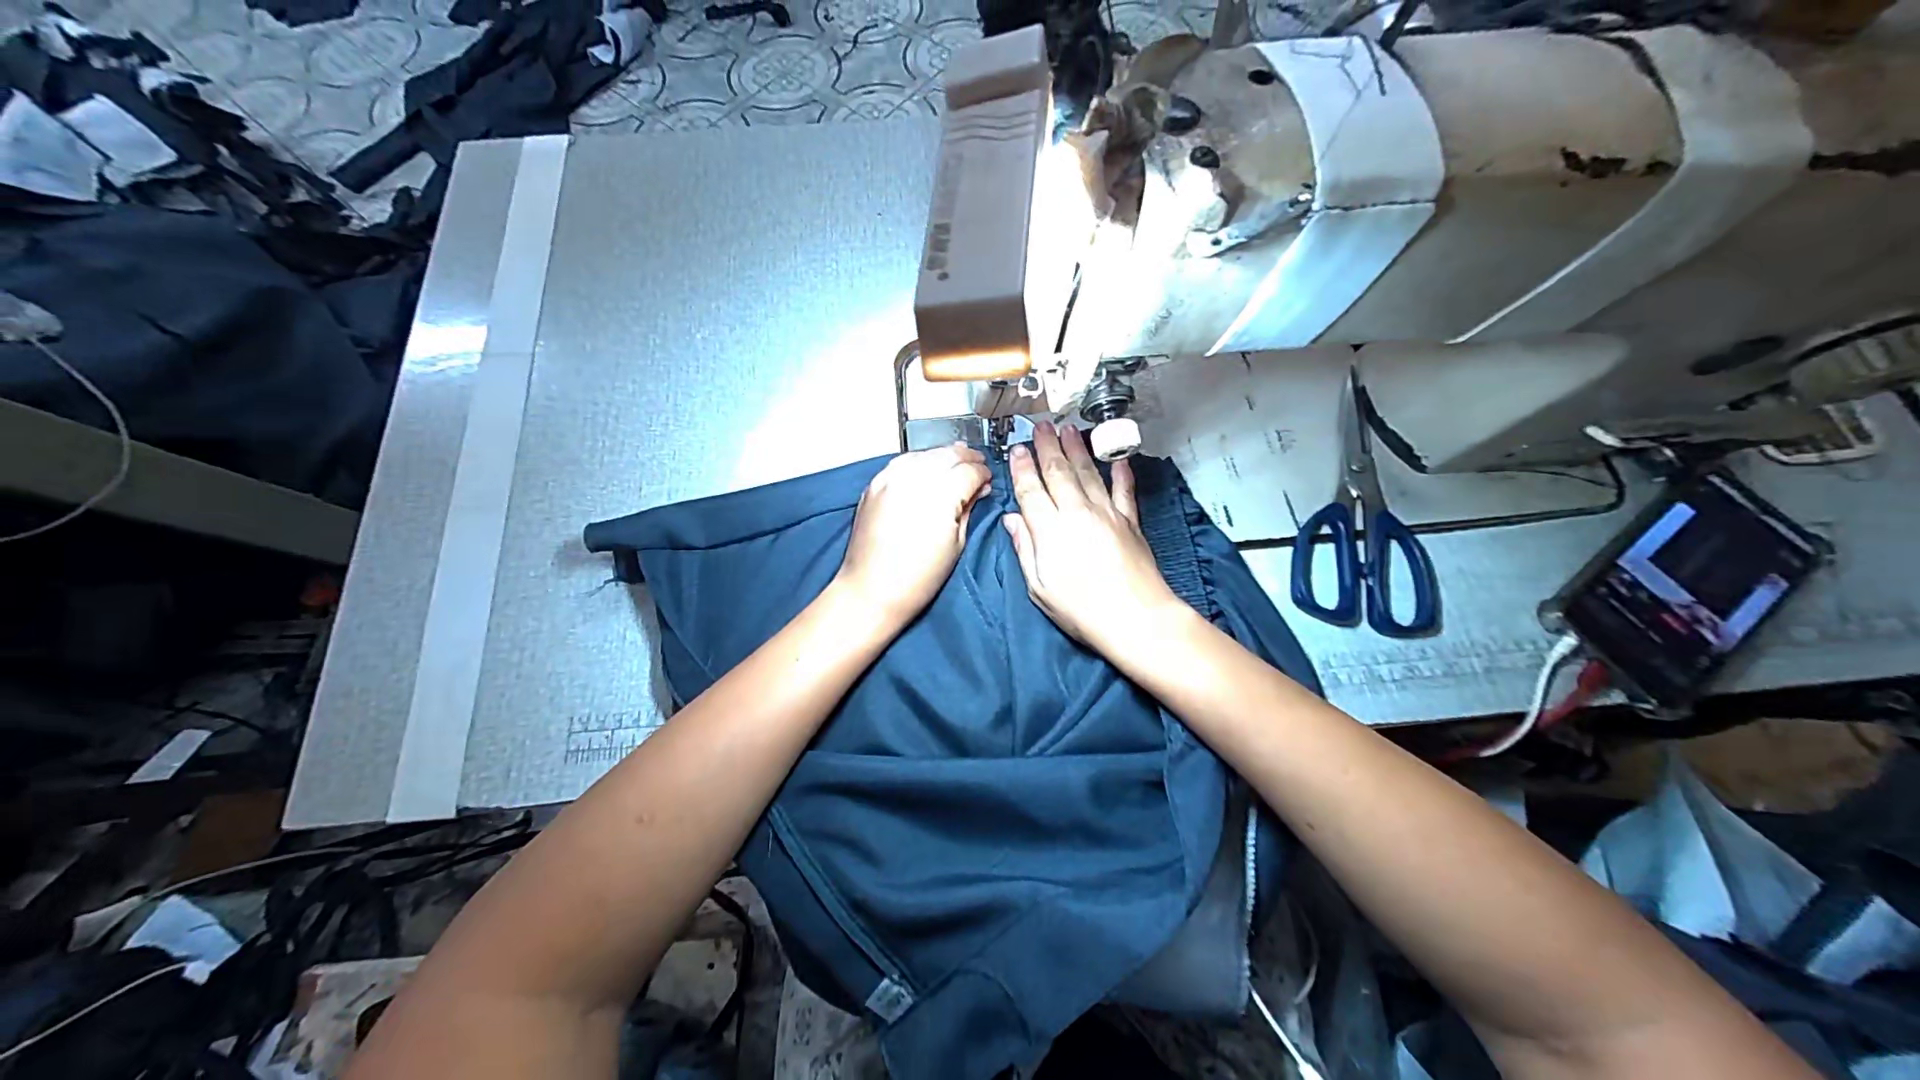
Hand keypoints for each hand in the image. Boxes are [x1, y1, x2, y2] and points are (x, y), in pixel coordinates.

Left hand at [833, 443, 992, 627]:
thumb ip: (968, 508)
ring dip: (944, 456)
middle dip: (967, 458)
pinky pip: (903, 462)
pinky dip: (920, 461)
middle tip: (978, 466)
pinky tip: (929, 468)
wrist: (872, 591)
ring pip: (926, 453)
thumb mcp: (956, 545)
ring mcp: (890, 480)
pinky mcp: (875, 485)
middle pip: (948, 455)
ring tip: (955, 464)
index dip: (983, 473)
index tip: (988, 479)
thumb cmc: (913, 580)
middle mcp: (913, 481)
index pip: (969, 471)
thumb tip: (978, 489)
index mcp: (938, 497)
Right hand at [1003, 422, 1190, 656]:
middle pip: (1058, 473)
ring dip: (1077, 450)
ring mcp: (1107, 515)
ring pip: (1088, 474)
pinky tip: (1117, 460)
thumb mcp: (1040, 588)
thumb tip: (1012, 522)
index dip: (1022, 468)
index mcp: (1050, 532)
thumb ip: (1025, 549)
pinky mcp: (1130, 523)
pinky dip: (1121, 473)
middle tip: (1041, 427)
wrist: (1135, 619)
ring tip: (1069, 430)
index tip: (1017, 450)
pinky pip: (1124, 491)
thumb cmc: (1084, 612)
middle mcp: (1077, 515)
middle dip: (1047, 447)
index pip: (1031, 491)